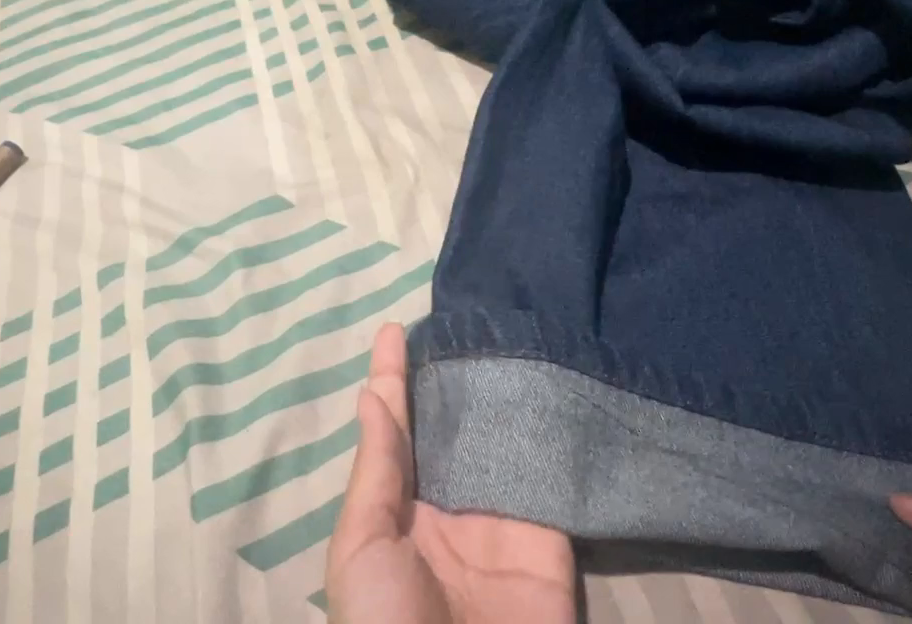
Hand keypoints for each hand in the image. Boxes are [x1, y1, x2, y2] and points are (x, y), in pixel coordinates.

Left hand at [325, 323, 576, 623]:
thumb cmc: (387, 623)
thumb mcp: (363, 546)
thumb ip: (377, 468)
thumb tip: (372, 393)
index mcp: (398, 510)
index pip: (395, 429)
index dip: (392, 378)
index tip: (392, 328)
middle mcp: (449, 506)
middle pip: (449, 427)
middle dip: (448, 376)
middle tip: (456, 318)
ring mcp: (500, 518)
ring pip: (498, 440)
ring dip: (495, 393)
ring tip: (498, 333)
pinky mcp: (548, 537)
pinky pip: (547, 474)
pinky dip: (544, 430)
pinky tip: (542, 382)